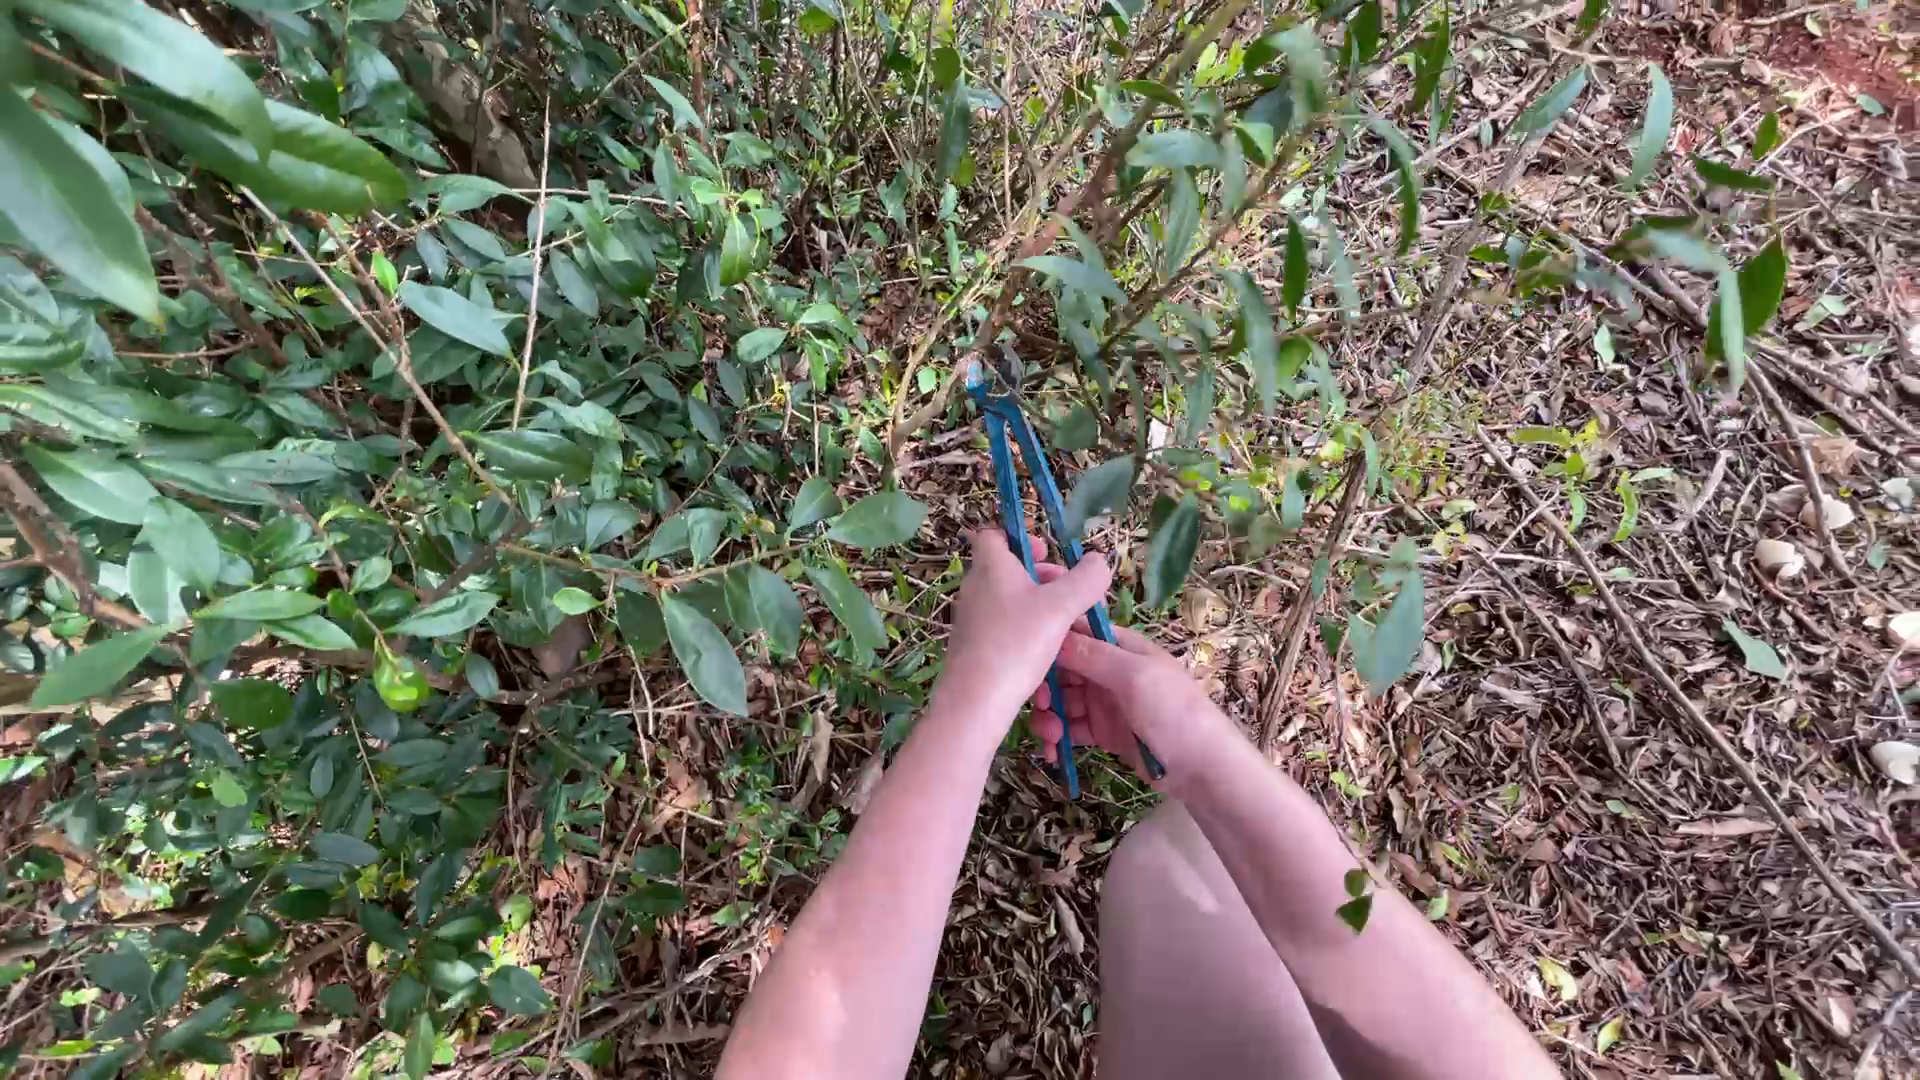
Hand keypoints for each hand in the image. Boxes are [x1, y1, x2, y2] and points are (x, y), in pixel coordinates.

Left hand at [932, 529, 1112, 728]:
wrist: (976, 700)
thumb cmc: (1017, 643)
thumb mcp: (1061, 607)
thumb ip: (1085, 580)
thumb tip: (1098, 561)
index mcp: (991, 567)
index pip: (993, 534)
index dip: (1019, 536)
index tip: (1046, 551)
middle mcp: (975, 587)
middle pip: (1007, 567)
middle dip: (1040, 574)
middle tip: (1068, 591)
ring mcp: (971, 618)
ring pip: (1007, 598)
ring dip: (1036, 603)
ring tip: (1063, 622)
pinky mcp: (973, 645)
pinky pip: (1002, 624)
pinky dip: (1024, 627)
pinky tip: (1045, 648)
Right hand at [1032, 623, 1247, 793]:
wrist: (1201, 769)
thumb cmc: (1173, 711)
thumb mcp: (1134, 676)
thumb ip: (1092, 655)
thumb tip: (1054, 633)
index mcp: (1120, 647)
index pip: (1077, 633)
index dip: (1051, 645)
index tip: (1031, 662)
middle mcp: (1109, 670)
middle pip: (1063, 669)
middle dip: (1046, 687)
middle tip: (1042, 707)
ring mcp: (1105, 702)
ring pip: (1063, 700)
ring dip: (1049, 716)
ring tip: (1049, 737)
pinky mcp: (1102, 731)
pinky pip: (1070, 728)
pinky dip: (1058, 738)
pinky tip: (1052, 752)